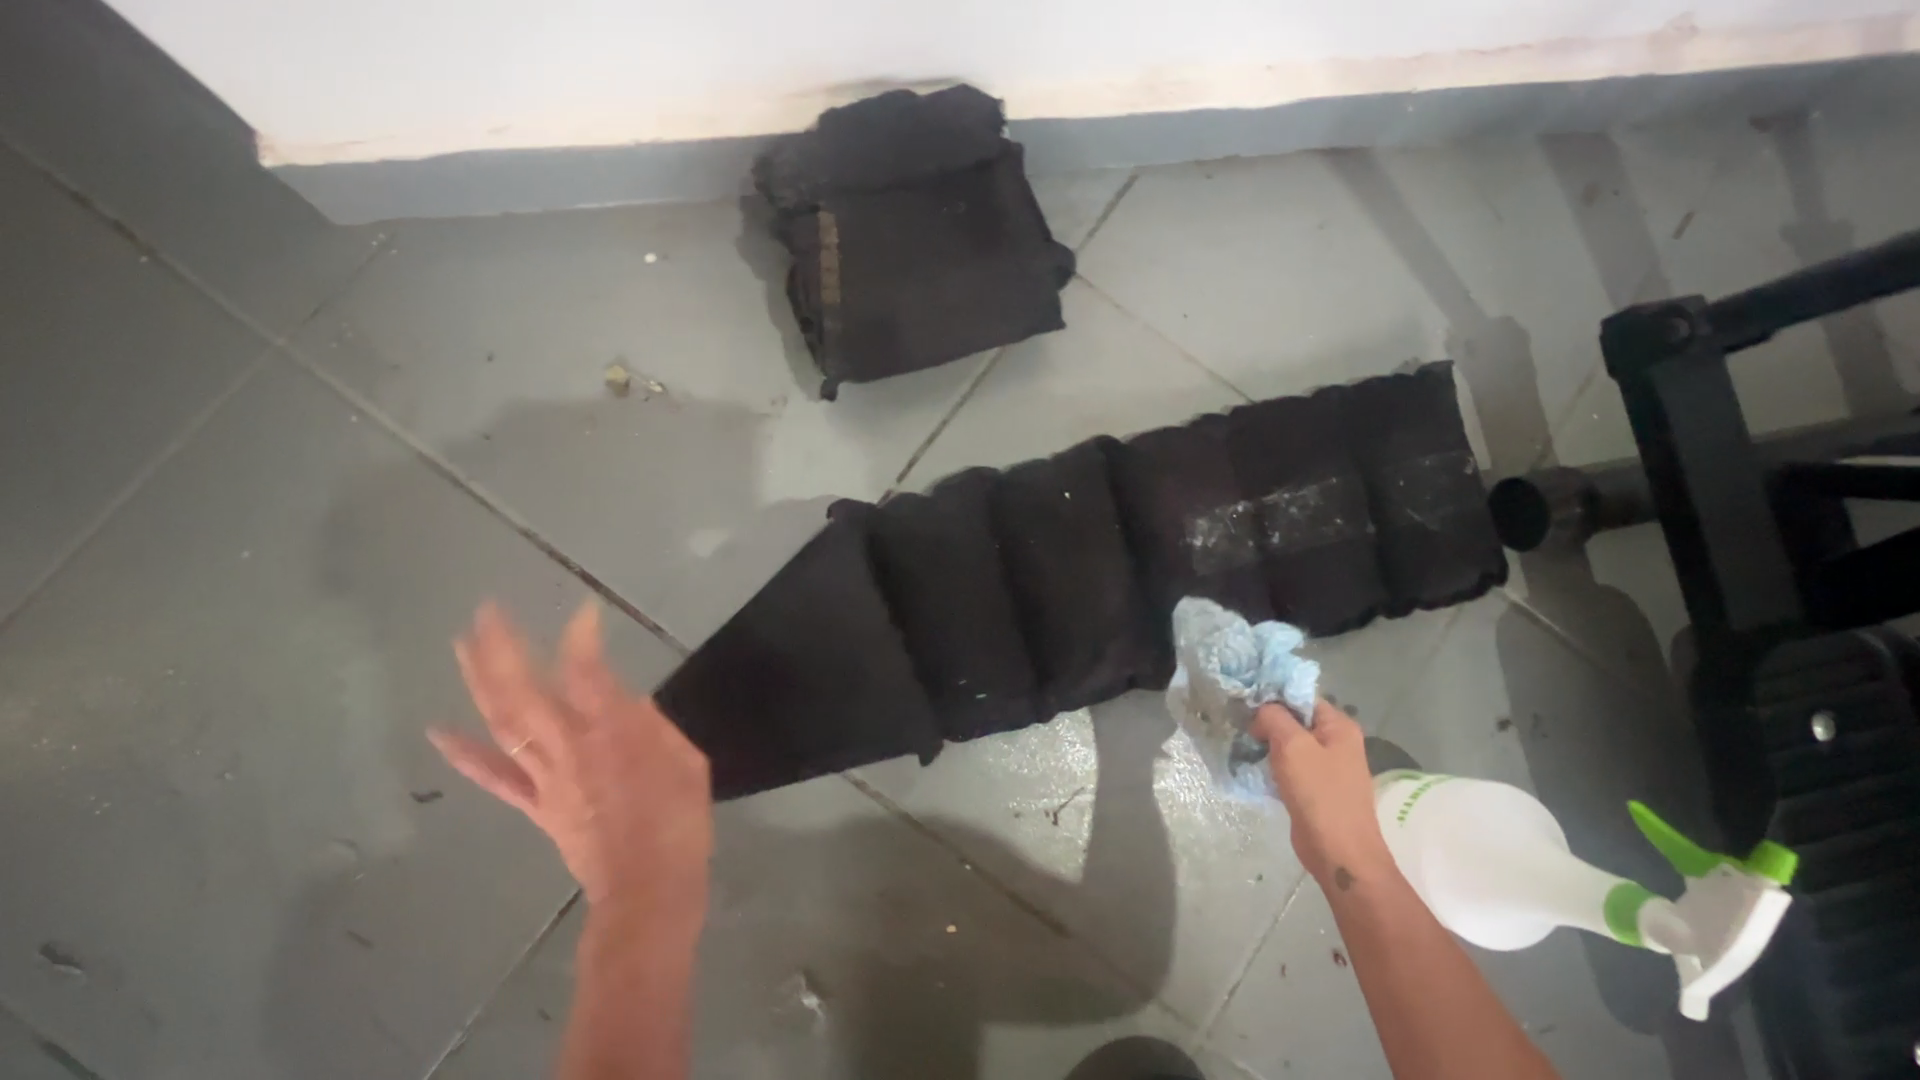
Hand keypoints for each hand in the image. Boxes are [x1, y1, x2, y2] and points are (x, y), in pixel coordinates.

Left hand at [429, 601, 712, 916]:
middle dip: (503, 647)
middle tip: (487, 610)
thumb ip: (652, 727)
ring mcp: (544, 776)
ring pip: (503, 722)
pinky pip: (494, 777)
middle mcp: (568, 746)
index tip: (584, 612)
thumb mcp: (685, 760)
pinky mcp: (534, 803)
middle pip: (524, 689)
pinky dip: (464, 754)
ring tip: (463, 644)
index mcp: (612, 731)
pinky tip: (438, 731)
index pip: (587, 670)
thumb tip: (625, 706)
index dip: (581, 636)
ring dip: (479, 681)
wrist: (650, 885)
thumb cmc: (679, 820)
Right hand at [1252, 700, 1392, 888]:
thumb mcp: (1293, 745)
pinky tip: (1251, 767)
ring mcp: (1326, 767)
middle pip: (1294, 720)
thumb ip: (1274, 717)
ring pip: (1289, 745)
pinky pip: (1288, 767)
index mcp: (1339, 726)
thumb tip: (1260, 712)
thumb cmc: (1319, 793)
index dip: (1273, 697)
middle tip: (1239, 726)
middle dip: (1266, 722)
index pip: (1302, 697)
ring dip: (1266, 745)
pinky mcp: (1314, 788)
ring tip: (1240, 745)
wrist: (1338, 852)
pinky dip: (1271, 766)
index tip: (1244, 704)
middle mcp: (1336, 742)